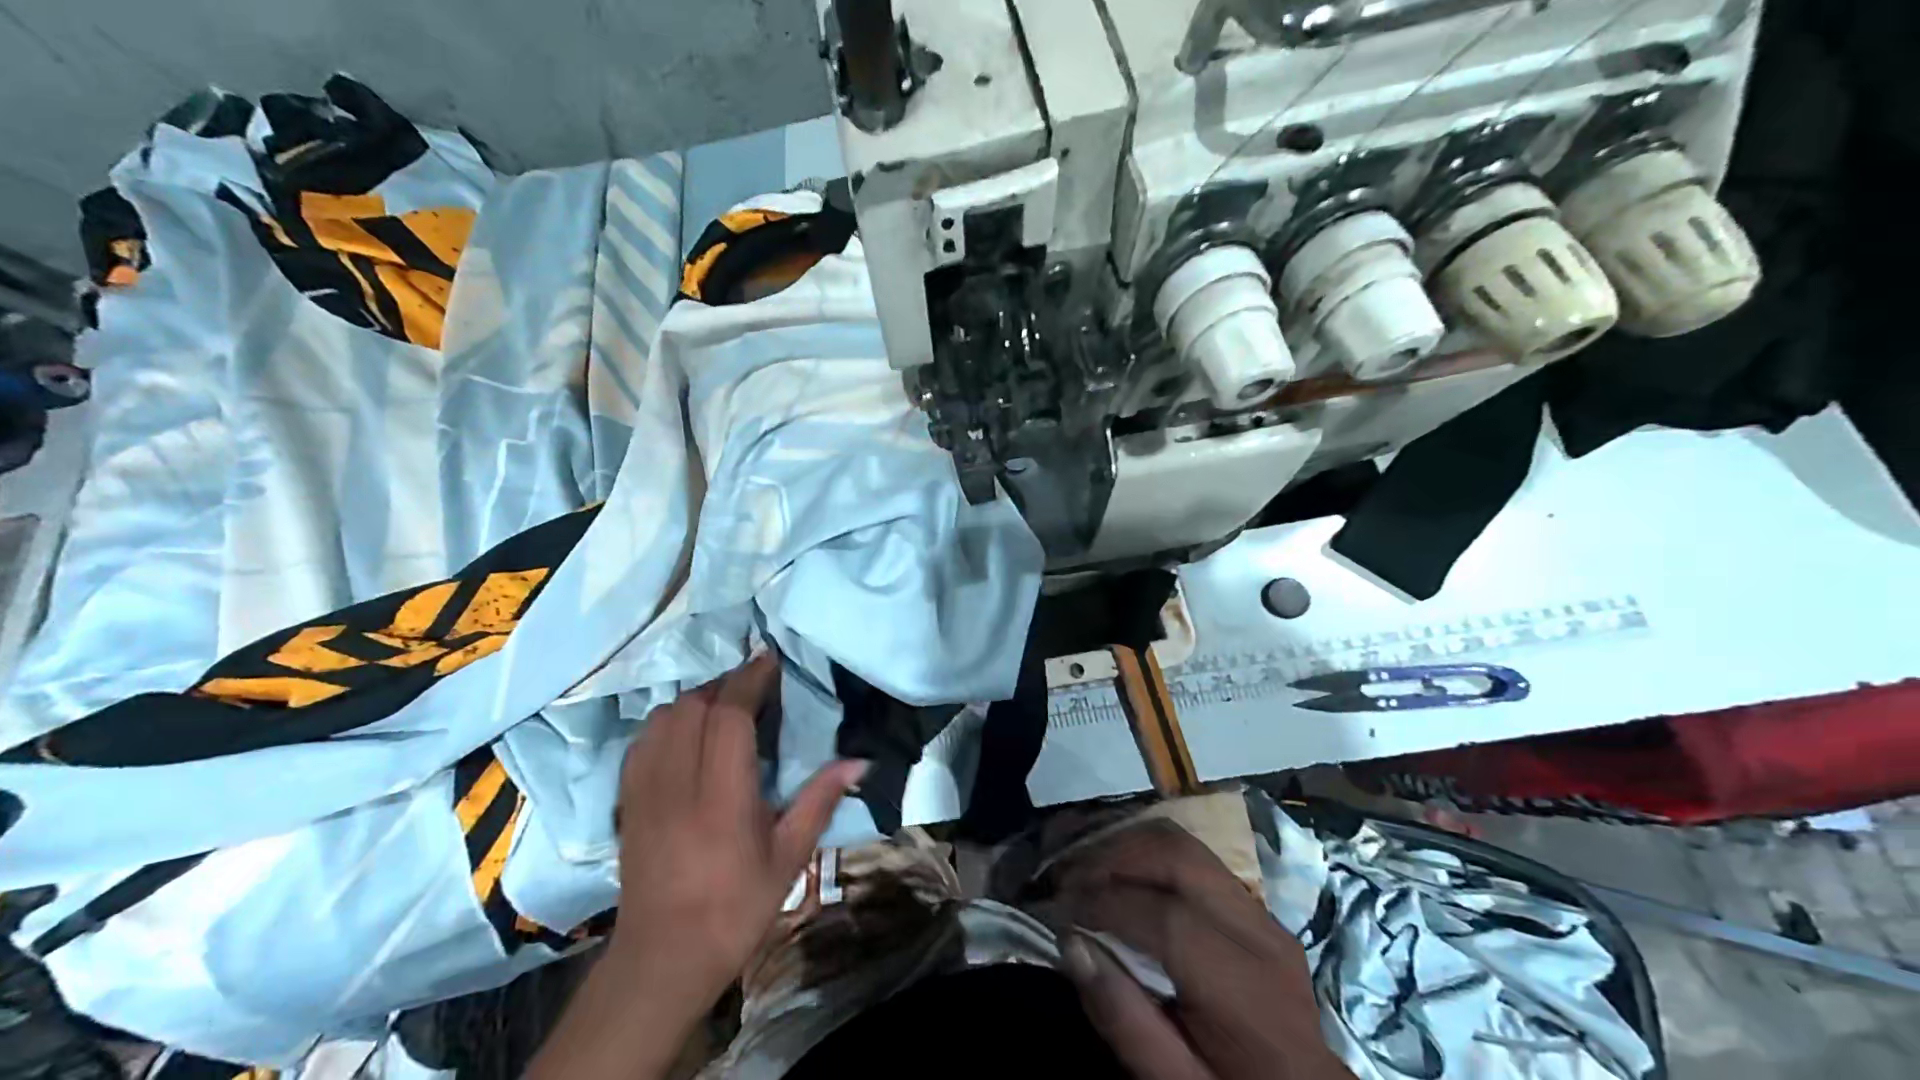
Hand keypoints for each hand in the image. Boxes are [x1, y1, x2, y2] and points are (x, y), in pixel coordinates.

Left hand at [527, 654, 865, 1079]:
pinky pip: (642, 740)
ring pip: (663, 717)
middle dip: (726, 684)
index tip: (770, 660)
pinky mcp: (627, 801)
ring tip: (724, 706)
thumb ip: (820, 800)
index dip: (750, 680)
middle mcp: (678, 783)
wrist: (664, 957)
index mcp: (722, 797)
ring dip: (696, 700)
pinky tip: (687, 733)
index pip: (729, 716)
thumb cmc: (736, 908)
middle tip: (756, 685)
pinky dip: (667, 721)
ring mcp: (645, 791)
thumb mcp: (789, 857)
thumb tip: (860, 760)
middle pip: (693, 706)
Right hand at [1054, 822, 1353, 1079]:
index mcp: (1246, 991)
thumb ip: (1126, 1023)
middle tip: (1065, 878)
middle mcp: (1260, 933)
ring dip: (1126, 846)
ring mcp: (1262, 911)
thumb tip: (1071, 945)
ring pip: (1185, 843)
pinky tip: (1118, 874)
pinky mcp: (1255, 904)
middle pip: (1178, 857)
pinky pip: (1193, 855)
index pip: (1167, 919)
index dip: (1104, 904)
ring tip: (1085, 870)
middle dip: (1111, 857)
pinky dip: (1146, 853)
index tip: (1057, 910)